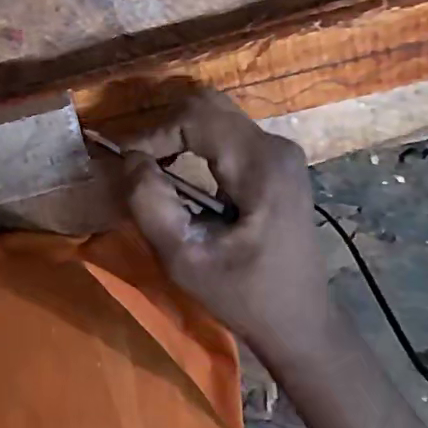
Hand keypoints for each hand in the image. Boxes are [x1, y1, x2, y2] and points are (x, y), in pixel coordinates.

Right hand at [119, 91, 332, 355]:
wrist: (302, 322)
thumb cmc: (246, 298)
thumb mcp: (186, 260)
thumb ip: (151, 205)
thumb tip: (129, 159)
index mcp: (261, 164)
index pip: (195, 117)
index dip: (153, 133)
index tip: (125, 164)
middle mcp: (275, 144)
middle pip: (207, 105)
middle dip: (164, 126)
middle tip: (137, 162)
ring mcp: (279, 150)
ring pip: (215, 115)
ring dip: (178, 134)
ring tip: (153, 169)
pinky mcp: (275, 161)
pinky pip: (226, 133)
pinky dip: (194, 143)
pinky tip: (179, 174)